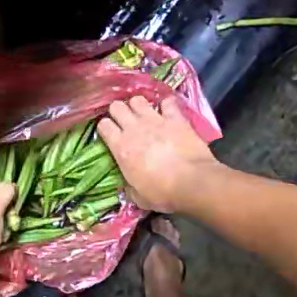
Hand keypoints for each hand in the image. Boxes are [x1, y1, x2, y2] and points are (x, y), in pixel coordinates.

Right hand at [96, 96, 219, 213]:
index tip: (110, 134)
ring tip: (144, 114)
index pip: (103, 125)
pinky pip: (168, 102)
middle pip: (117, 106)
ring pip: (138, 99)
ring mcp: (155, 120)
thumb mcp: (139, 197)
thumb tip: (127, 187)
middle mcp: (134, 128)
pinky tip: (168, 112)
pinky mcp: (176, 118)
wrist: (193, 182)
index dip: (105, 127)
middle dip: (119, 112)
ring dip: (139, 105)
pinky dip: (167, 105)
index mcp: (121, 147)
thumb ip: (130, 189)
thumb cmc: (162, 193)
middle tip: (125, 121)